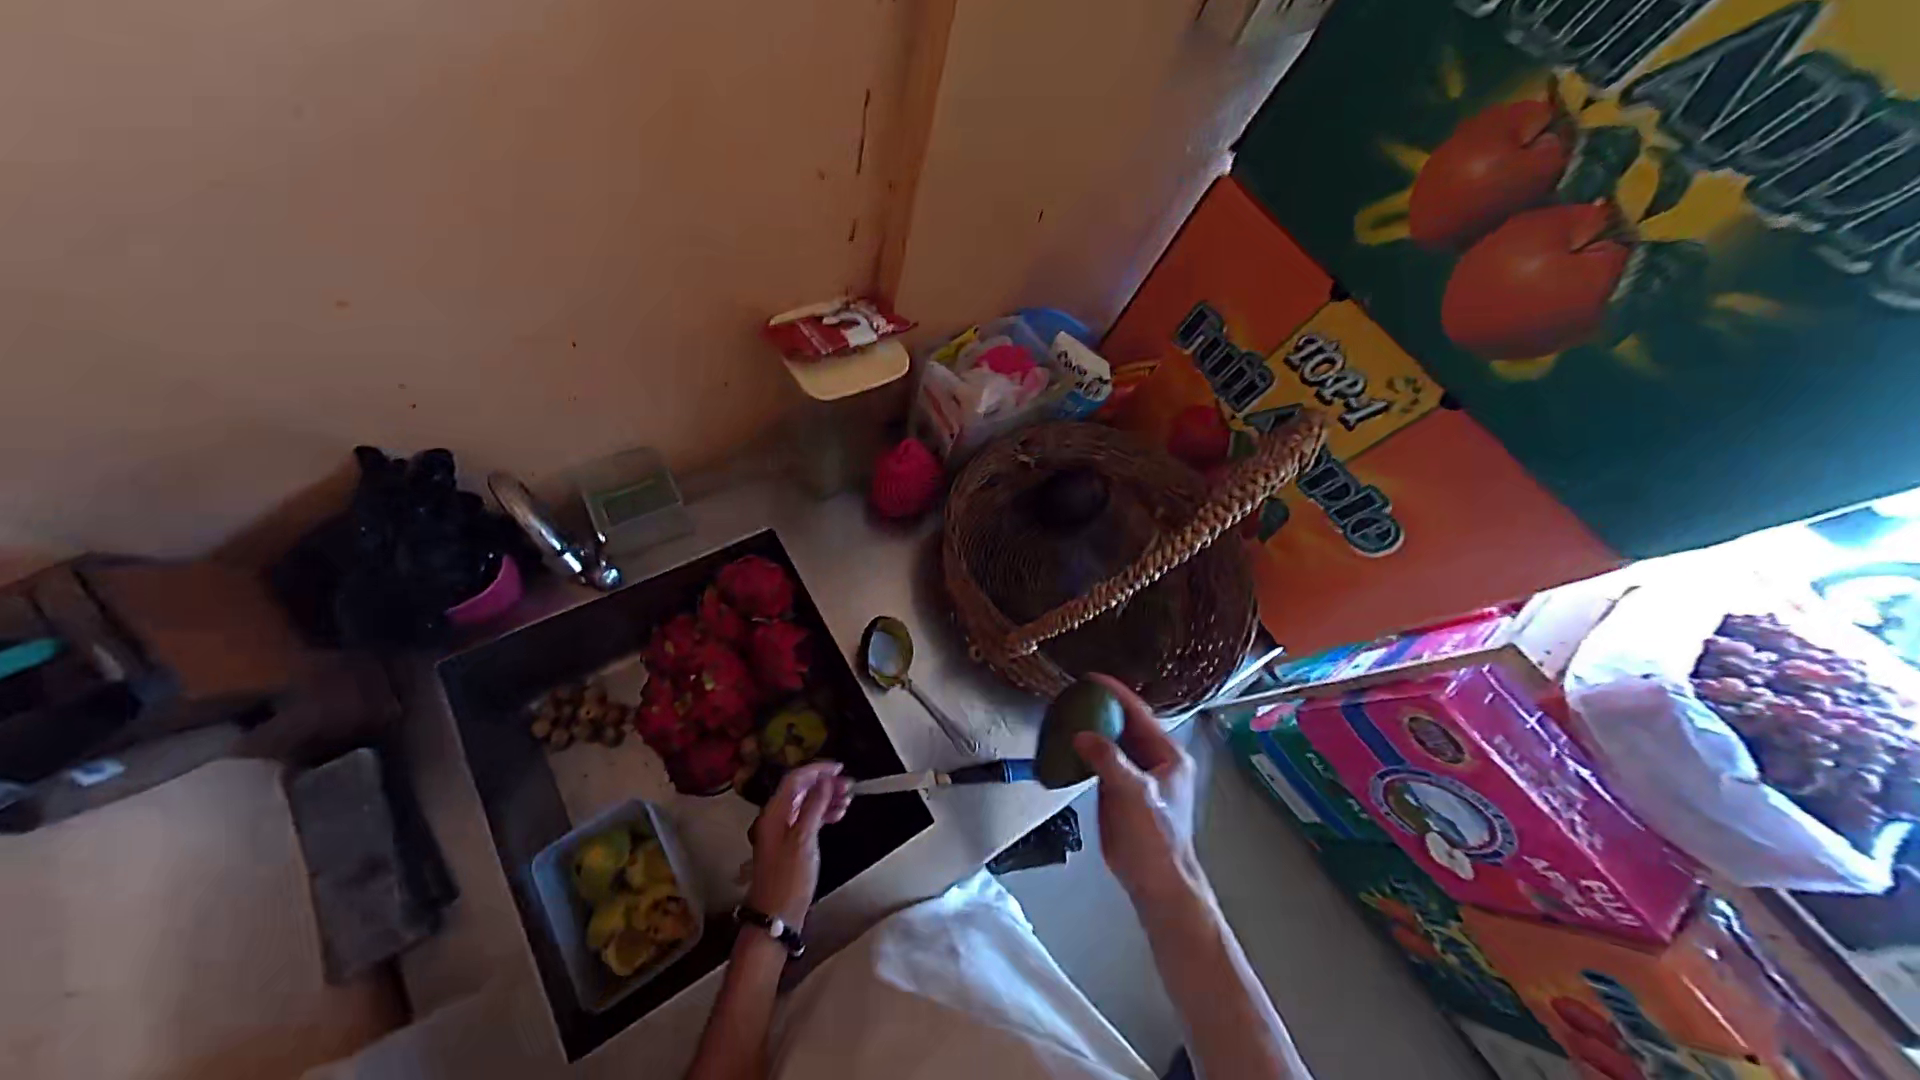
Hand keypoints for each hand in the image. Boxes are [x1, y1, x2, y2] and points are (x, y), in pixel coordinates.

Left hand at [746, 761, 851, 927]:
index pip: (795, 779)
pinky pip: (807, 819)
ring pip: (806, 804)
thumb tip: (825, 779)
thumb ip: (814, 806)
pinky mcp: (790, 844)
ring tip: (847, 801)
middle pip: (801, 790)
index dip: (817, 769)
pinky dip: (823, 814)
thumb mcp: (804, 839)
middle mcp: (776, 817)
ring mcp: (782, 831)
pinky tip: (838, 815)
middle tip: (848, 786)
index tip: (840, 769)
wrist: (776, 917)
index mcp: (774, 812)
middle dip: (825, 784)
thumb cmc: (790, 877)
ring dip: (826, 799)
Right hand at [1074, 674, 1201, 904]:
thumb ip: (1109, 761)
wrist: (1155, 882)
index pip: (1139, 714)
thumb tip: (1082, 734)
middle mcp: (1154, 761)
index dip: (1116, 693)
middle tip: (1073, 693)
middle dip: (1101, 708)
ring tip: (1067, 712)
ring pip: (1113, 742)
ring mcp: (1137, 776)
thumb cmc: (1155, 839)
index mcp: (1168, 756)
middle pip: (1125, 725)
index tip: (1092, 678)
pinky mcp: (1121, 791)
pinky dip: (1086, 750)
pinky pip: (1102, 761)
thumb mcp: (1135, 794)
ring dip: (1093, 728)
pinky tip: (1068, 744)